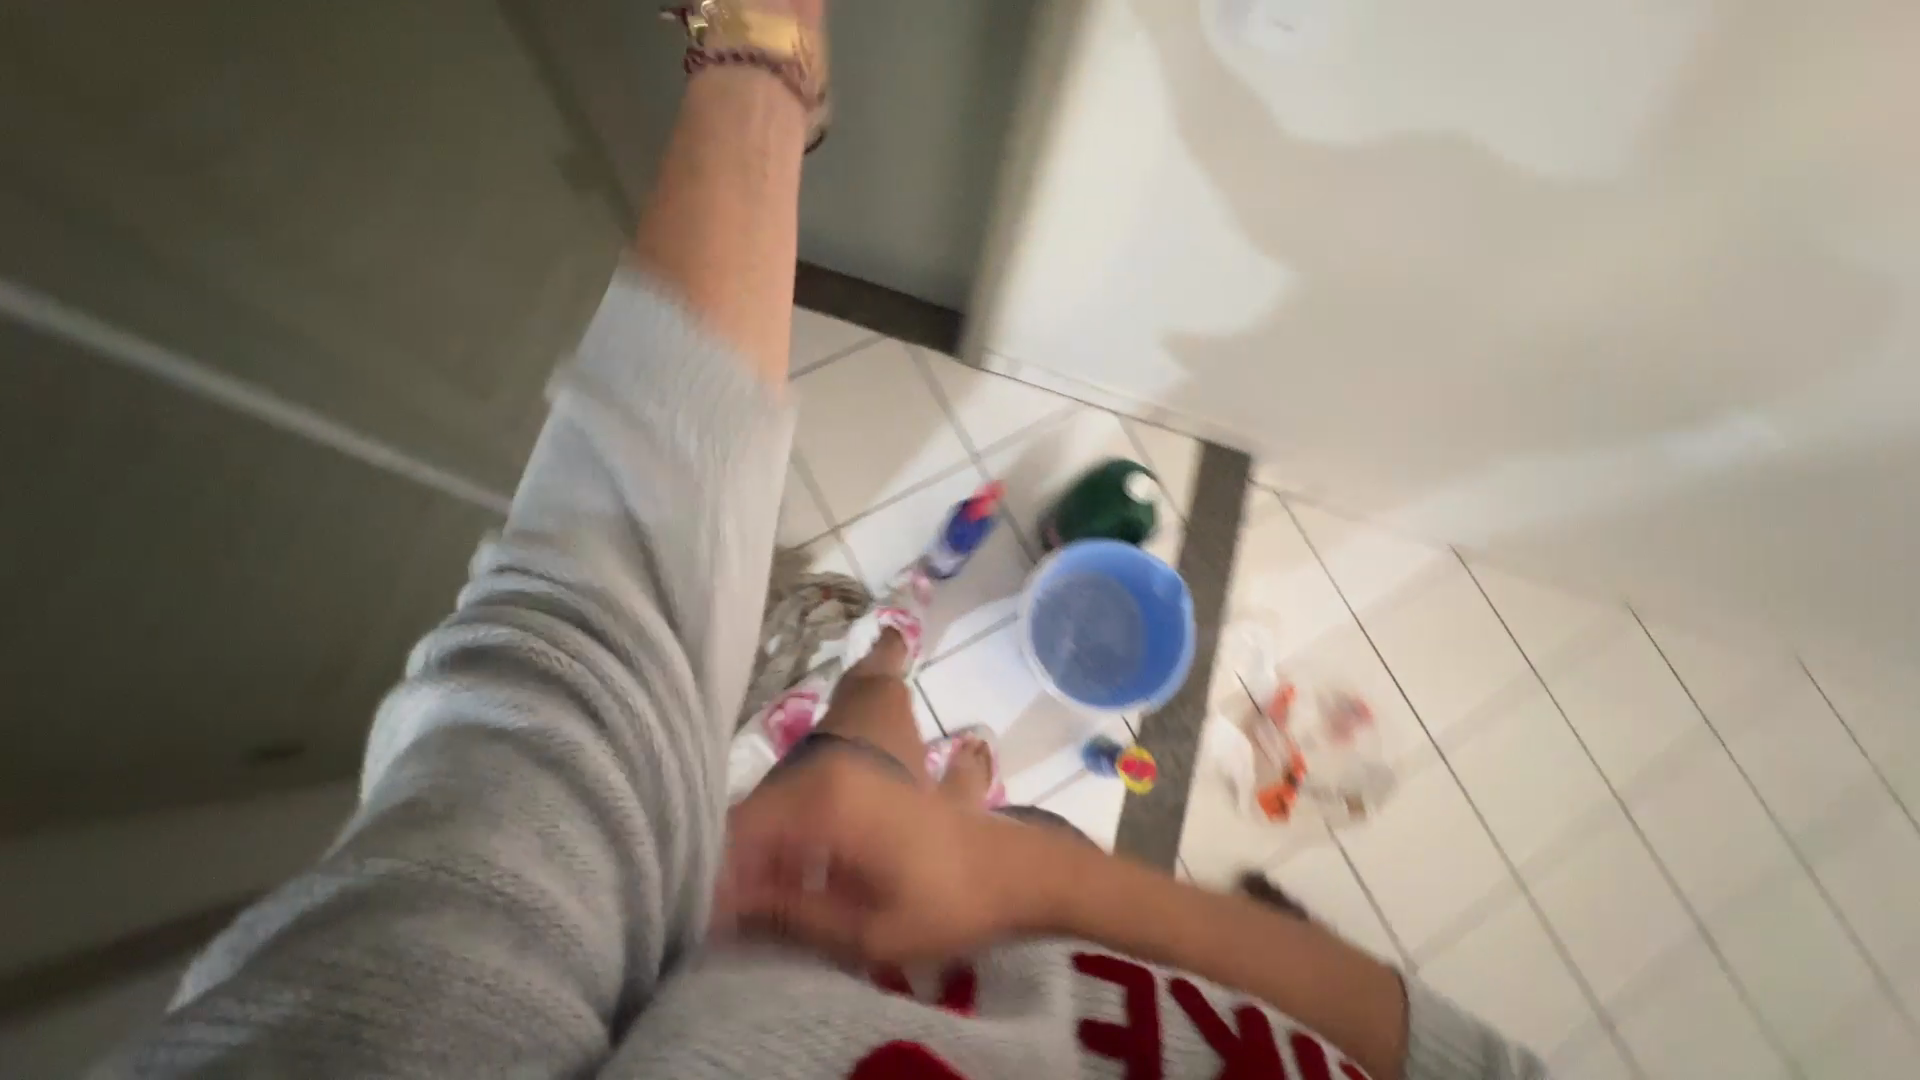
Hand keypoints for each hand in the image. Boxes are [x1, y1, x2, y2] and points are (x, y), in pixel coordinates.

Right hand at [716, 749, 1066, 964]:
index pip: (737, 831)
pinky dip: (800, 836)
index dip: (721, 878)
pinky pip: (809, 799)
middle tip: (756, 914)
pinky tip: (814, 871)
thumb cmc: (947, 902)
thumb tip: (720, 906)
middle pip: (755, 814)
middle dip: (745, 863)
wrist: (1016, 869)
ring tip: (786, 898)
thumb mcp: (863, 931)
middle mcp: (831, 768)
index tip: (727, 922)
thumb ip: (786, 913)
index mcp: (823, 798)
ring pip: (781, 804)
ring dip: (773, 850)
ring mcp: (852, 765)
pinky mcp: (868, 774)